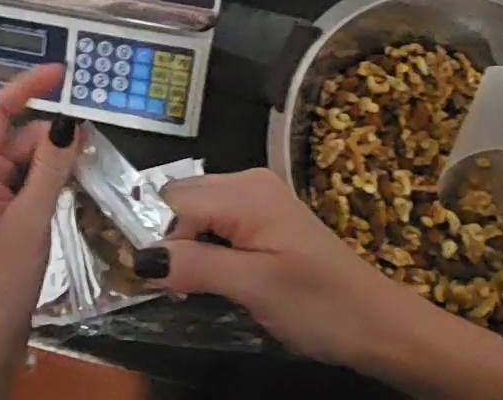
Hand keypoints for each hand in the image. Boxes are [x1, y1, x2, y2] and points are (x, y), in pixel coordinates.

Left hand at [0, 64, 81, 387]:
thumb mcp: (31, 219)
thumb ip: (51, 166)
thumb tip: (69, 121)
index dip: (27, 86)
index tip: (61, 72)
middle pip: (14, 136)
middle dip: (49, 136)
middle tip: (89, 147)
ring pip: (21, 161)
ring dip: (49, 162)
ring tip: (81, 174)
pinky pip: (21, 184)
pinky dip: (44, 181)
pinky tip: (66, 191)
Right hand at [136, 169, 502, 399]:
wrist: (379, 323)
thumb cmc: (320, 305)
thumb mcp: (253, 288)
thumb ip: (195, 265)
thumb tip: (138, 257)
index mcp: (245, 190)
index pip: (171, 197)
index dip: (144, 230)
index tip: (124, 270)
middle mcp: (246, 180)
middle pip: (178, 199)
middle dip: (159, 237)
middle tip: (149, 285)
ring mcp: (255, 197)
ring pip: (192, 211)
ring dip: (177, 244)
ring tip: (171, 286)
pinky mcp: (261, 218)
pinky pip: (212, 221)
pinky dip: (197, 245)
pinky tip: (196, 275)